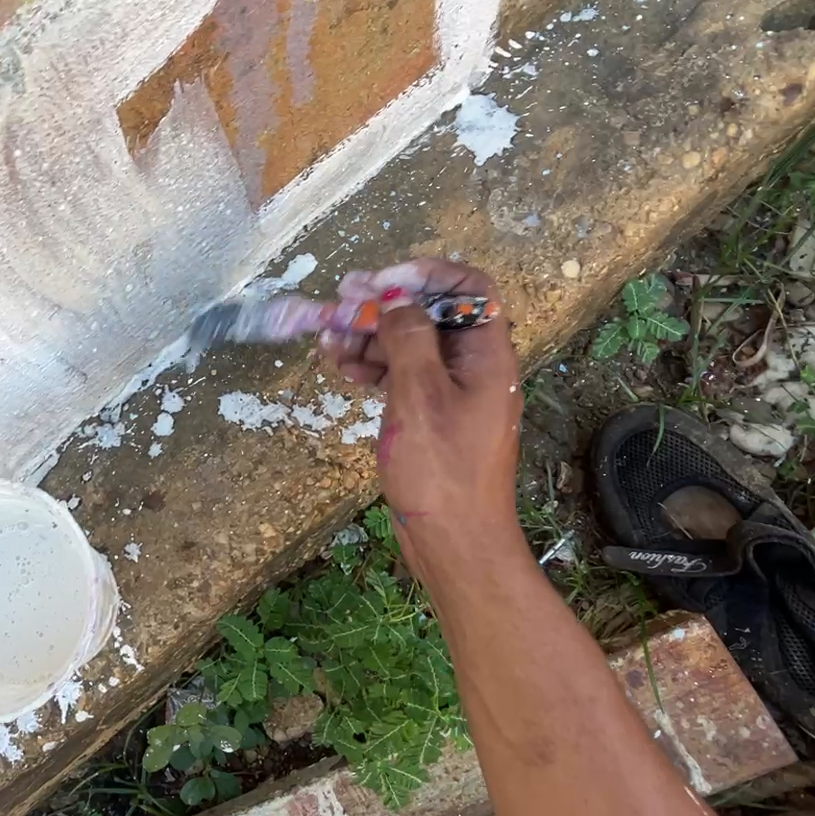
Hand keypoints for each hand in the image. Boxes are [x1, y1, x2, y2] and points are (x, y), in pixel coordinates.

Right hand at [319, 259, 524, 574]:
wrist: (455, 540)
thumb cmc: (441, 470)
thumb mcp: (419, 396)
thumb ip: (408, 337)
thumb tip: (394, 296)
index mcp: (486, 354)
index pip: (468, 288)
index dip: (424, 275)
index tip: (377, 283)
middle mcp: (472, 366)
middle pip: (430, 315)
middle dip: (383, 307)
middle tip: (337, 307)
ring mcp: (450, 392)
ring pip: (409, 346)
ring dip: (369, 338)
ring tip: (328, 342)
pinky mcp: (430, 416)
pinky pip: (402, 377)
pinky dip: (373, 368)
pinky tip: (344, 369)